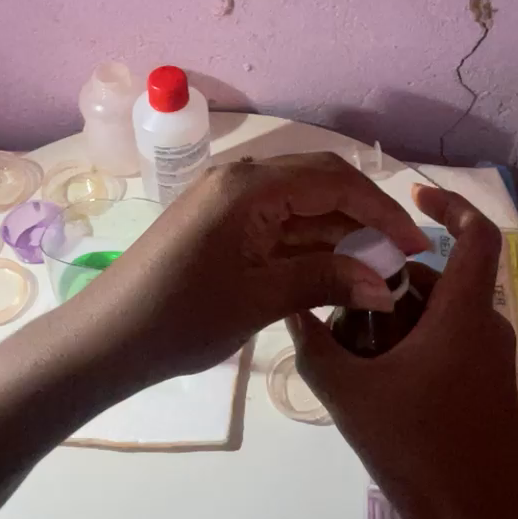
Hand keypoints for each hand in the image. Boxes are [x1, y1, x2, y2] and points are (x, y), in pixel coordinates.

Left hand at [67, 152, 429, 382]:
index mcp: (250, 186)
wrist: (102, 341)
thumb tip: (385, 285)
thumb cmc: (179, 319)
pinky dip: (310, 238)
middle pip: (321, 181)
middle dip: (366, 214)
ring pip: (302, 201)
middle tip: (401, 254)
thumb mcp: (260, 299)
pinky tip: (335, 265)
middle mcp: (241, 177)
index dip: (382, 211)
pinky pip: (279, 218)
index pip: (335, 181)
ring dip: (339, 228)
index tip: (415, 245)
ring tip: (376, 265)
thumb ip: (325, 280)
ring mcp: (228, 197)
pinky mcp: (221, 219)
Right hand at [289, 186, 517, 518]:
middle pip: (448, 276)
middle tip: (352, 287)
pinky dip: (422, 339)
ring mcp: (494, 362)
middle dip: (401, 274)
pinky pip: (457, 342)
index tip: (413, 194)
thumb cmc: (418, 449)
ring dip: (407, 312)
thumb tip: (289, 306)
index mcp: (465, 313)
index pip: (478, 234)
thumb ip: (315, 345)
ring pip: (450, 313)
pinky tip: (383, 374)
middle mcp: (488, 328)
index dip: (452, 203)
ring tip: (357, 336)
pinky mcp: (491, 390)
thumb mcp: (351, 395)